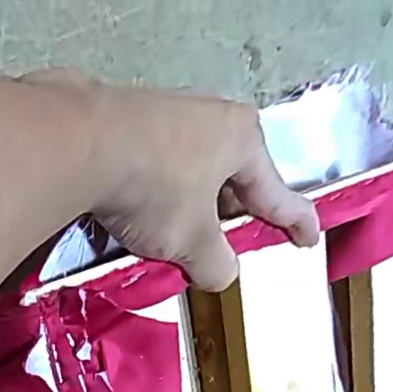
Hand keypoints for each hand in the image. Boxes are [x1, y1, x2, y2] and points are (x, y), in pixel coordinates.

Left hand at [21, 71, 319, 290]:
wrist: (83, 146)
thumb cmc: (155, 189)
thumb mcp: (192, 241)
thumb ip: (214, 264)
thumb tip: (220, 274)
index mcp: (242, 141)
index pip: (277, 193)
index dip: (295, 221)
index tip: (308, 239)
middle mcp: (212, 119)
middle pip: (232, 182)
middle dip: (228, 219)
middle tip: (222, 249)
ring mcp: (170, 117)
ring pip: (192, 177)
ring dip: (188, 212)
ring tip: (174, 242)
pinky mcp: (132, 125)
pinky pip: (158, 170)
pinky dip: (158, 198)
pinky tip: (142, 218)